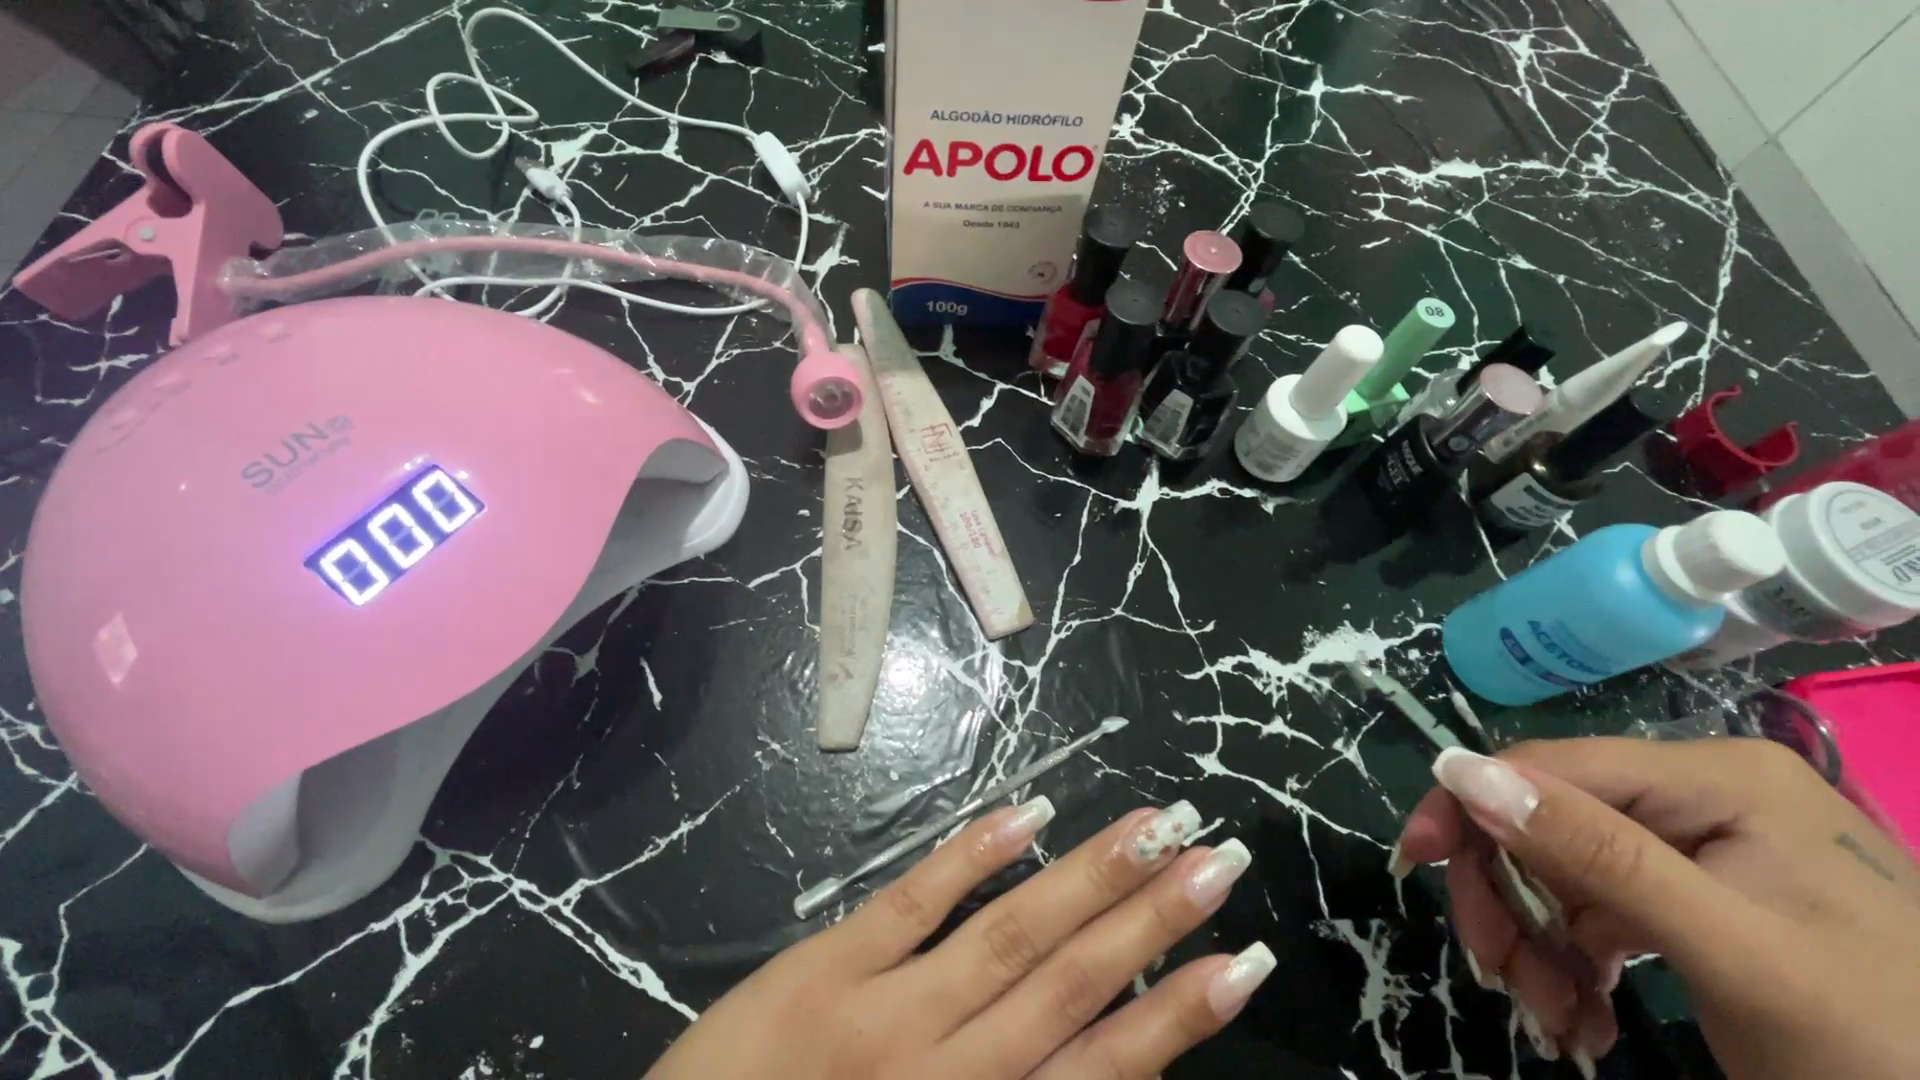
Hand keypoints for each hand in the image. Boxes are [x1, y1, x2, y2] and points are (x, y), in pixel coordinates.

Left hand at [646, 797, 1271, 1078]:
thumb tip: (1099, 1051)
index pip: (1104, 1065)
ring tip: (1153, 827)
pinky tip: (1027, 813)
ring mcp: (888, 1008)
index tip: (1243, 958)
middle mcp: (951, 1068)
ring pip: (1010, 934)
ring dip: (1087, 878)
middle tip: (1217, 858)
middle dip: (1151, 920)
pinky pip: (914, 902)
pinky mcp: (829, 965)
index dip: (1180, 1013)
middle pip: (1071, 982)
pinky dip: (973, 856)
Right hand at [1395, 737, 1919, 1079]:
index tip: (1414, 867)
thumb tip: (1456, 768)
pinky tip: (1582, 1018)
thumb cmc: (1880, 1043)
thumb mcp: (1732, 951)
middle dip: (1511, 900)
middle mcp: (1702, 794)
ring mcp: (1702, 845)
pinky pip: (1597, 910)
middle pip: (1548, 823)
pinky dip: (1573, 963)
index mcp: (1717, 779)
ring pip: (1561, 873)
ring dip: (1536, 945)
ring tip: (1552, 1020)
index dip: (1469, 809)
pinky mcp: (1699, 896)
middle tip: (1499, 975)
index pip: (1549, 767)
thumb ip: (1596, 853)